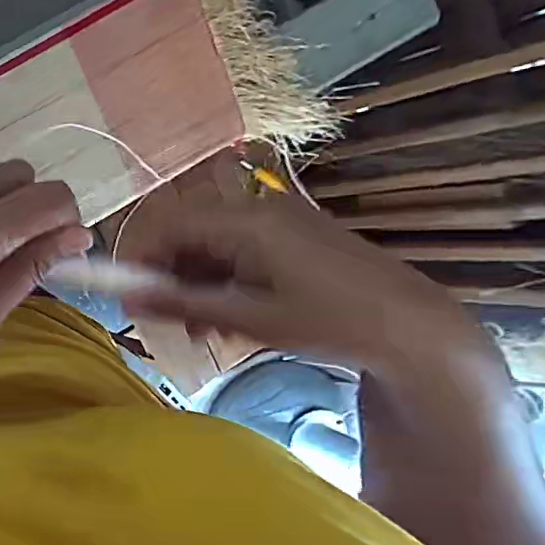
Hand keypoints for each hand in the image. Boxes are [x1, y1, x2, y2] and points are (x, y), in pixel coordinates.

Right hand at [118, 191, 496, 377]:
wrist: (418, 331)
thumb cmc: (333, 323)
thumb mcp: (251, 318)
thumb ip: (183, 306)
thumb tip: (126, 301)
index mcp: (248, 223)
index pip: (170, 225)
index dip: (141, 259)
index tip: (129, 297)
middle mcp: (259, 213)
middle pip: (188, 235)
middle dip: (168, 276)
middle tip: (162, 320)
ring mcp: (278, 225)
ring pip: (210, 248)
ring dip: (194, 285)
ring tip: (196, 328)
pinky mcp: (291, 241)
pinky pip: (237, 255)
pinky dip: (221, 283)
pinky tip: (224, 317)